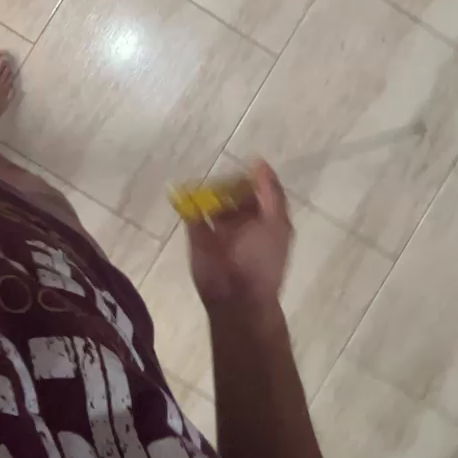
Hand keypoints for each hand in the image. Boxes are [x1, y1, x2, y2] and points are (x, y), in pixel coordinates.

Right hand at [187, 161, 292, 312]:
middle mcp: (241, 220)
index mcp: (263, 217)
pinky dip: (185, 200)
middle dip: (224, 181)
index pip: (257, 189)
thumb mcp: (275, 223)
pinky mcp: (197, 233)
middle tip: (217, 173)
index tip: (242, 161)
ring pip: (210, 199)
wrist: (236, 296)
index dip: (251, 176)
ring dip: (205, 190)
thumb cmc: (261, 260)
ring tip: (200, 179)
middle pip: (231, 191)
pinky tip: (182, 190)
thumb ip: (269, 192)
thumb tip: (260, 161)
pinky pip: (190, 211)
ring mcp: (217, 227)